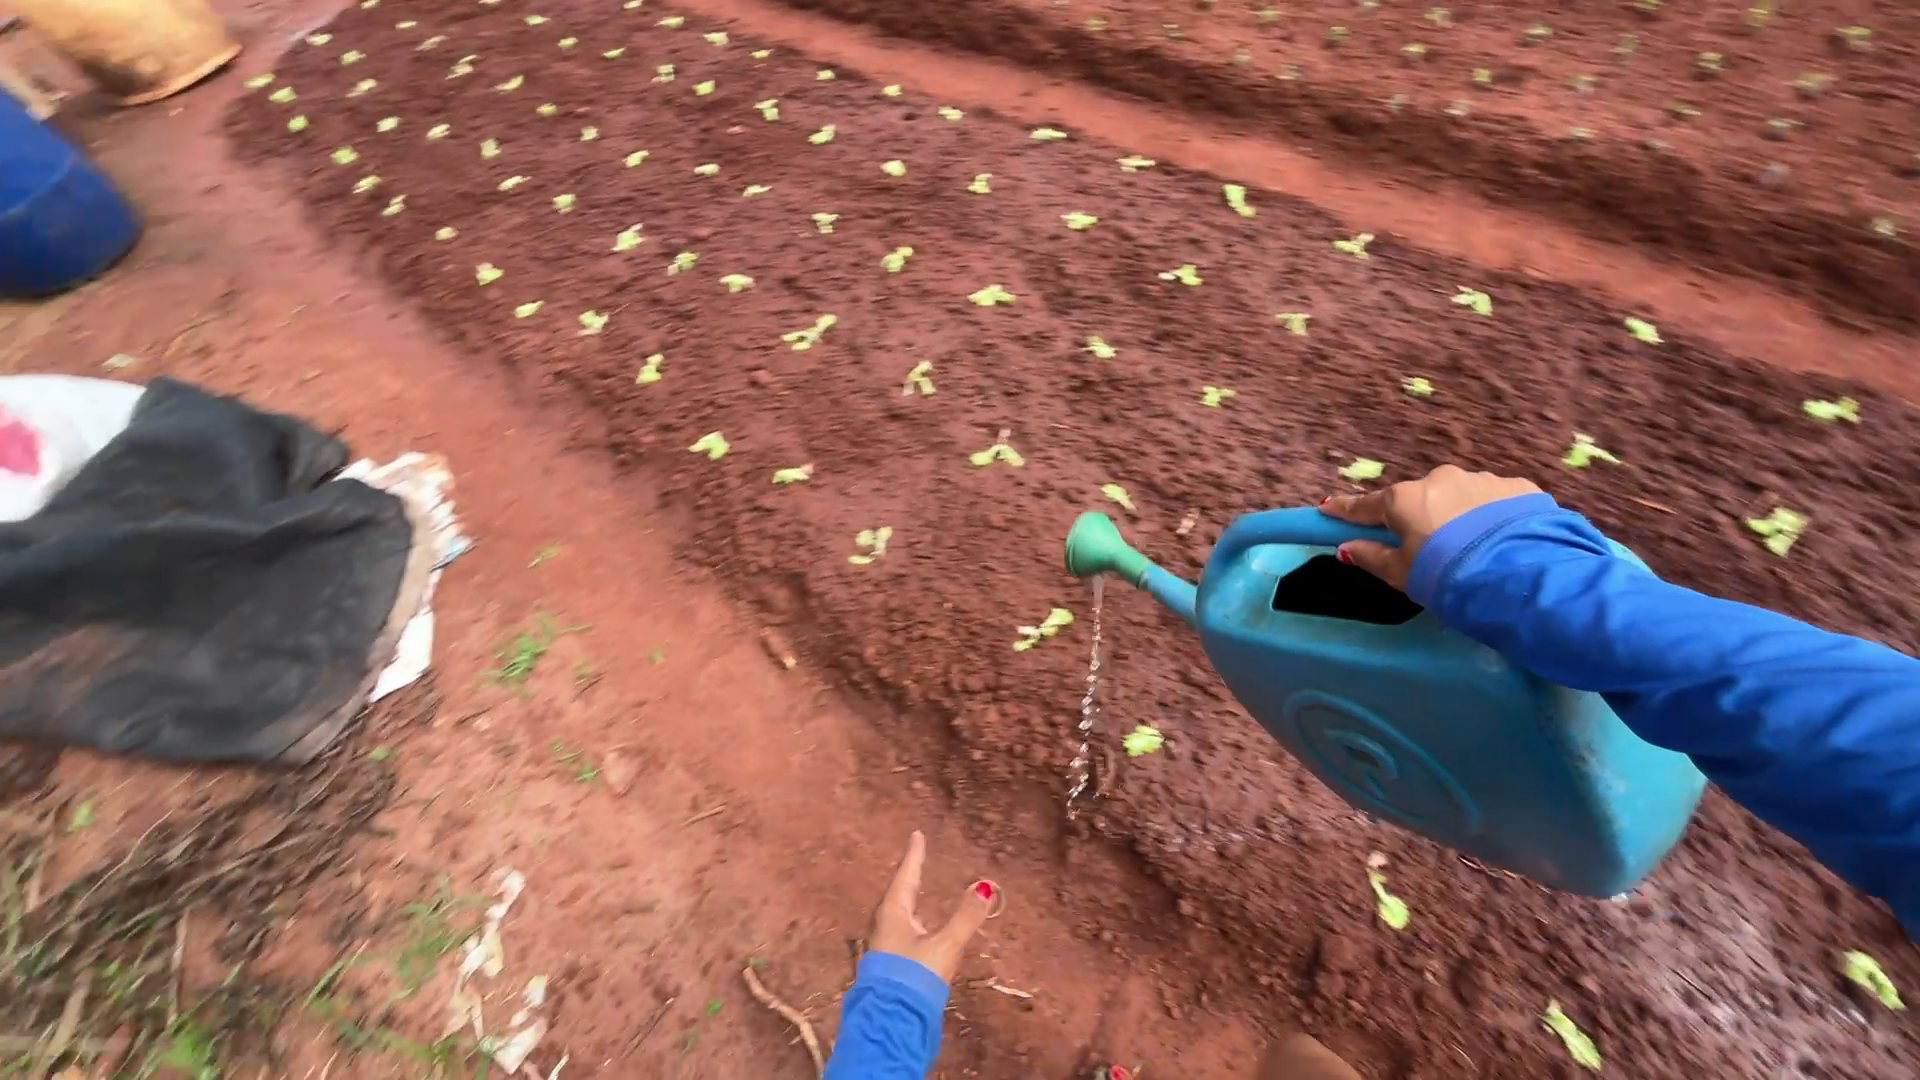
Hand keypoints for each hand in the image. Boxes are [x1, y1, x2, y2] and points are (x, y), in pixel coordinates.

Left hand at [868, 831, 996, 981]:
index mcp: (894, 912)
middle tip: (917, 859)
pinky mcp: (889, 964)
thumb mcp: (945, 945)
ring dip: (910, 898)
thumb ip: (966, 917)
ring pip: (898, 913)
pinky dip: (911, 918)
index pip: (906, 875)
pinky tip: (917, 929)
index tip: (916, 835)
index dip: (914, 855)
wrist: (892, 1022)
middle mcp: (885, 924)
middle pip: (899, 893)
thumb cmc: (915, 977)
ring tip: (918, 889)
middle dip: (909, 876)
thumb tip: (985, 885)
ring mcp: (884, 945)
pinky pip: (901, 929)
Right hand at [1319, 464, 1540, 590]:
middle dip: (1412, 516)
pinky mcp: (1519, 488)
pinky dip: (1487, 516)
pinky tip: (1495, 539)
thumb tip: (1347, 547)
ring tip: (1466, 545)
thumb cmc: (1448, 575)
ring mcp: (1482, 480)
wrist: (1526, 575)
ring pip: (1456, 497)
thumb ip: (1371, 557)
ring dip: (1453, 515)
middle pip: (1415, 499)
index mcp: (1404, 499)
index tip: (1326, 508)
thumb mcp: (1401, 574)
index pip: (1364, 506)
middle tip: (1418, 543)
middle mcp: (1440, 480)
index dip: (1343, 510)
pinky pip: (1491, 502)